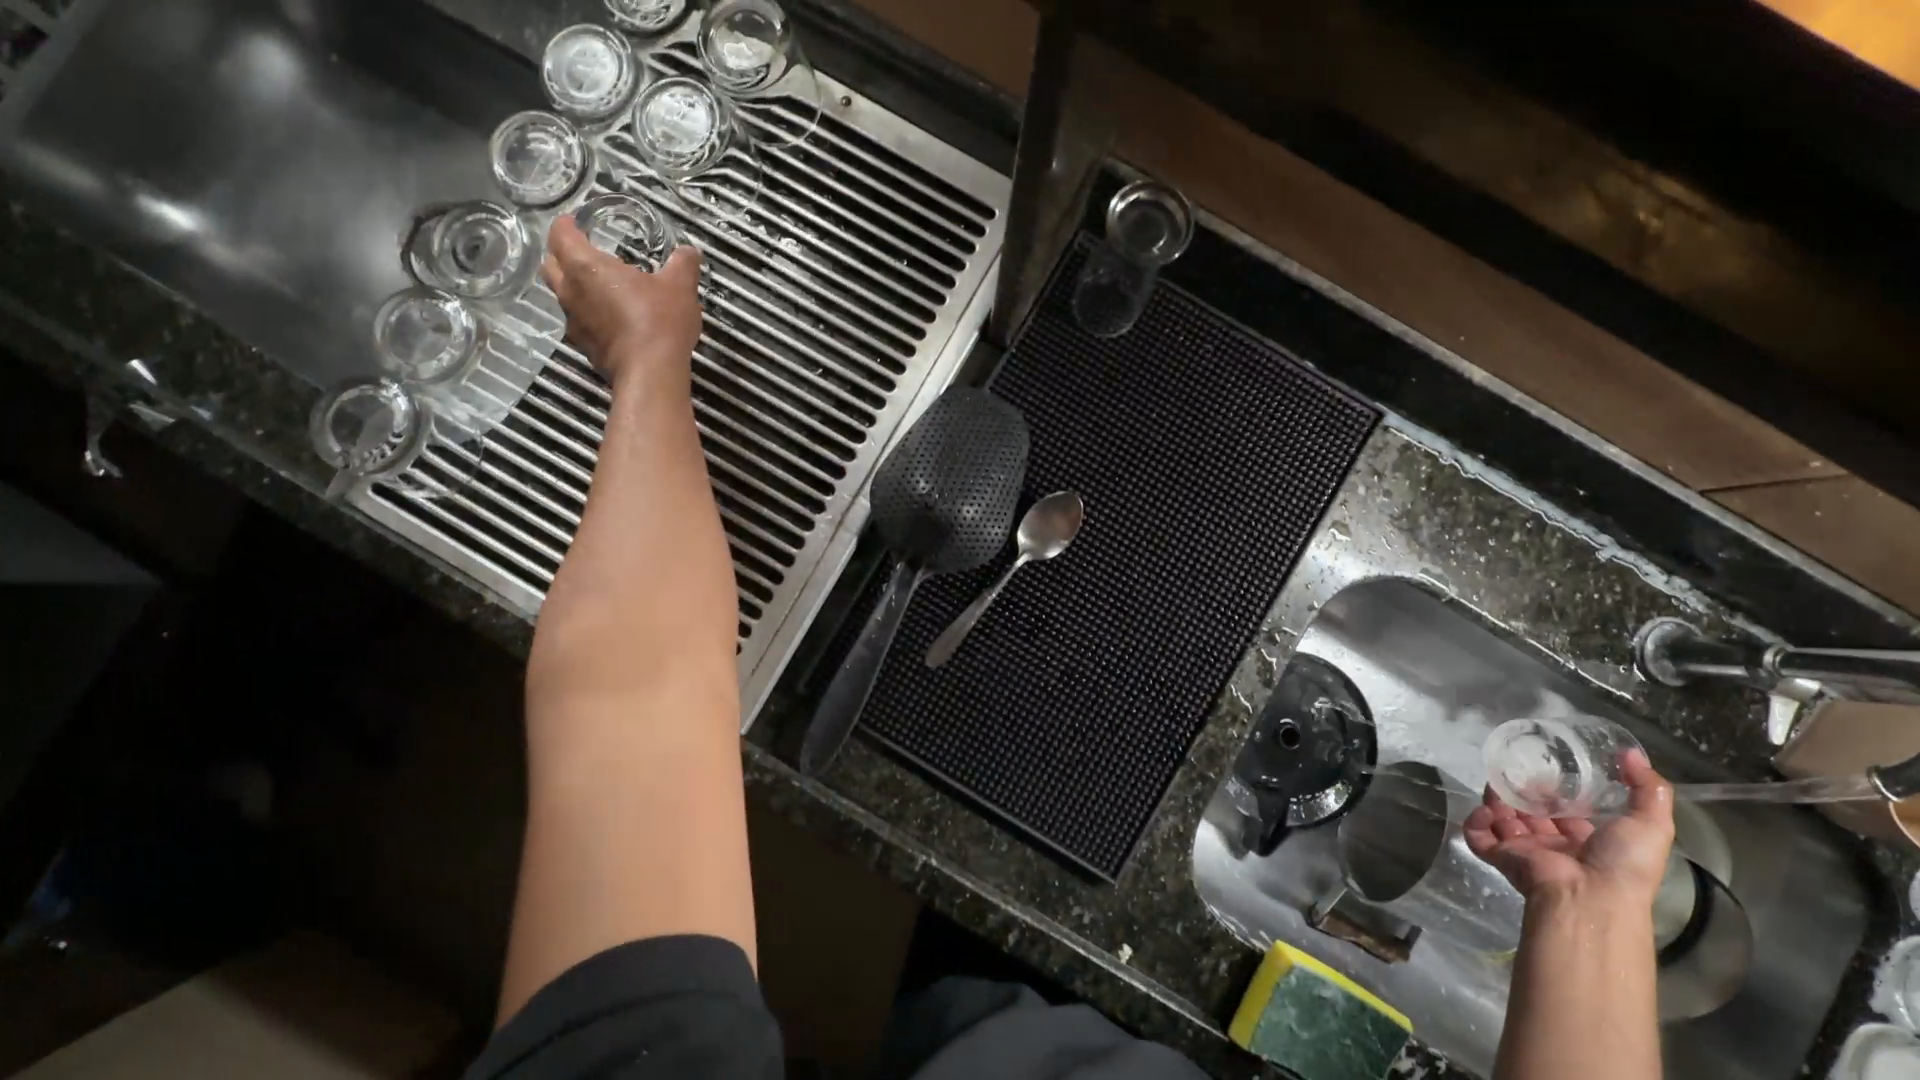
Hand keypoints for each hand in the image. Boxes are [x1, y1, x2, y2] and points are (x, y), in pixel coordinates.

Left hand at [541, 217, 702, 390]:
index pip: (560, 235)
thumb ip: (683, 263)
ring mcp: (575, 322)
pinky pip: (579, 321)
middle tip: (581, 250)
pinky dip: (589, 314)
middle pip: (550, 265)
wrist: (650, 372)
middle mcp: (571, 292)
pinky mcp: (585, 347)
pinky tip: (611, 318)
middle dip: (560, 254)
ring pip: (562, 295)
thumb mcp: (680, 285)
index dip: (565, 224)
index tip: (575, 220)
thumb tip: (689, 252)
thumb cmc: (659, 320)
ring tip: (599, 285)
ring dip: (574, 286)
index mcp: (586, 267)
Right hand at [1465, 749, 1674, 908]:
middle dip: (1522, 795)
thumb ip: (1647, 788)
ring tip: (1497, 784)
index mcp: (1588, 843)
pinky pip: (1479, 837)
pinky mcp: (1503, 858)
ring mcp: (1526, 854)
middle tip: (1515, 773)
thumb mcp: (1651, 823)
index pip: (1567, 816)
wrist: (1591, 896)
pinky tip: (1486, 809)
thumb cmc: (1623, 862)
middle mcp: (1555, 849)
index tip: (1550, 773)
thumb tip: (1630, 752)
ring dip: (1497, 802)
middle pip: (1531, 816)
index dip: (1559, 795)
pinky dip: (1476, 822)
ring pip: (1503, 823)